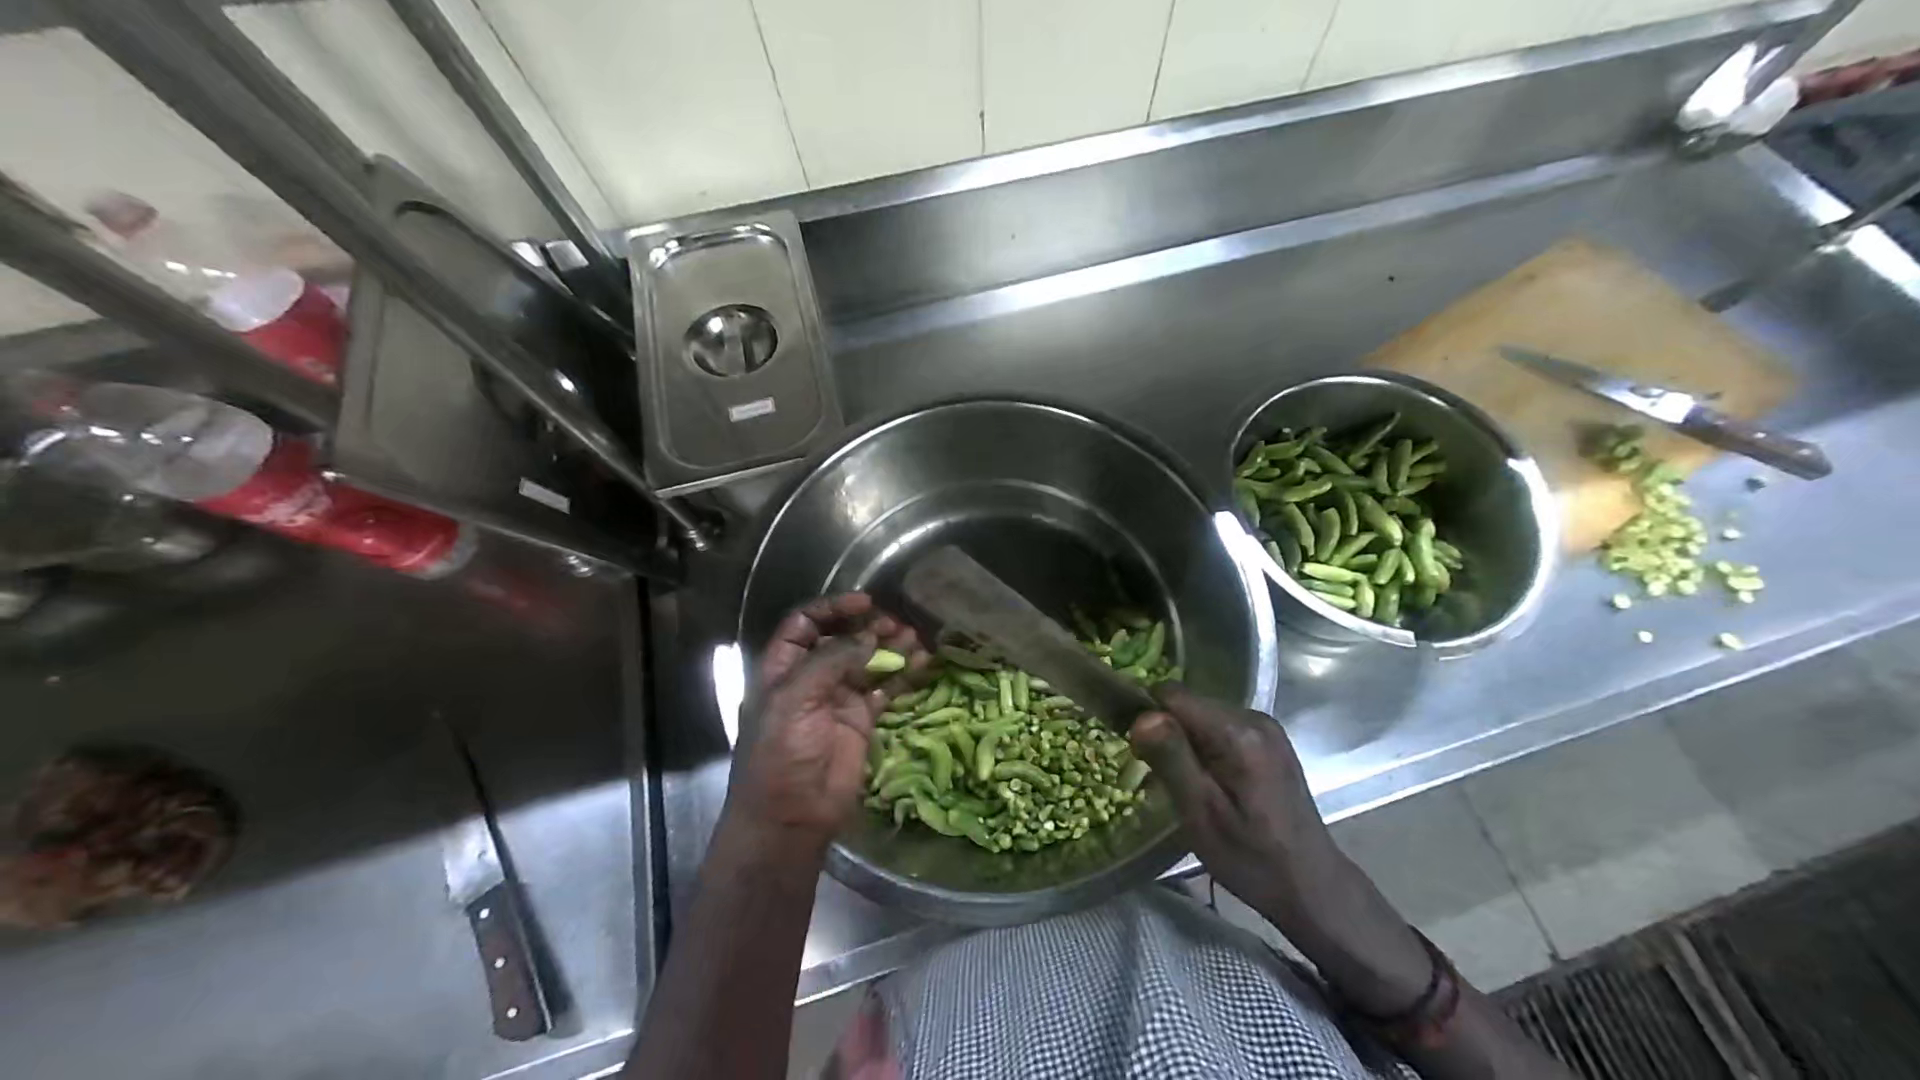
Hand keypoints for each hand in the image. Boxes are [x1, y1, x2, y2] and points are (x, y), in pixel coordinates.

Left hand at [726, 594, 927, 849]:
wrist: (791, 816)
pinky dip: (902, 675)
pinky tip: (921, 663)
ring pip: (867, 661)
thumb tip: (869, 637)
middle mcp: (811, 677)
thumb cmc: (780, 753)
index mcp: (783, 667)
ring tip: (914, 636)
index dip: (832, 608)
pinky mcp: (861, 720)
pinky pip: (885, 689)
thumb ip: (831, 662)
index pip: (805, 623)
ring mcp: (838, 698)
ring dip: (890, 647)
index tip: (864, 601)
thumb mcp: (794, 699)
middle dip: (866, 626)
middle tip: (895, 623)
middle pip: (841, 638)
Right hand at [1127, 683, 1337, 915]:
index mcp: (1238, 732)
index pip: (1171, 695)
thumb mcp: (1201, 813)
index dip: (1148, 718)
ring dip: (1185, 742)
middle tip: (1165, 779)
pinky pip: (1220, 727)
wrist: (1312, 887)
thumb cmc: (1251, 858)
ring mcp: (1266, 727)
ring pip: (1201, 714)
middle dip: (1167, 732)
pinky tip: (1211, 782)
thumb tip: (1142, 716)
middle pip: (1188, 703)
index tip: (1142, 756)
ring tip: (1188, 784)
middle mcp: (1254, 717)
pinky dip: (1205, 747)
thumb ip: (1171, 758)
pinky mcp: (1269, 740)